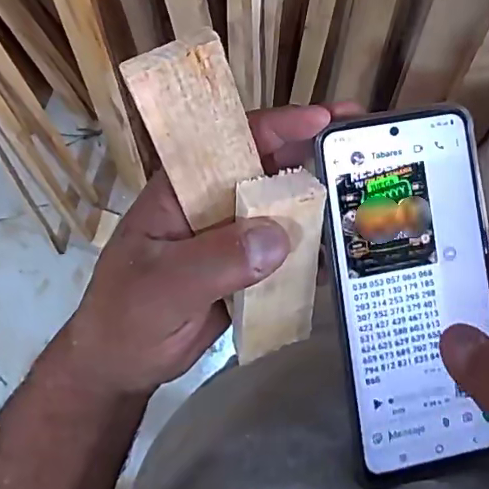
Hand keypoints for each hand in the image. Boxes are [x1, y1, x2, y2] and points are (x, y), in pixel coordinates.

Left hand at [51, 103, 358, 395]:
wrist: (120, 369)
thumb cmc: (126, 319)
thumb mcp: (163, 289)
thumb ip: (216, 261)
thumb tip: (279, 236)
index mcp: (189, 185)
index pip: (237, 139)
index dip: (283, 124)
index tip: (325, 119)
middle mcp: (219, 197)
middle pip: (275, 161)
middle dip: (319, 147)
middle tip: (364, 142)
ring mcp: (238, 227)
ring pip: (289, 199)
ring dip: (326, 194)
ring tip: (367, 191)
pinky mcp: (254, 258)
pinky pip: (293, 240)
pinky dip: (320, 240)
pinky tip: (349, 245)